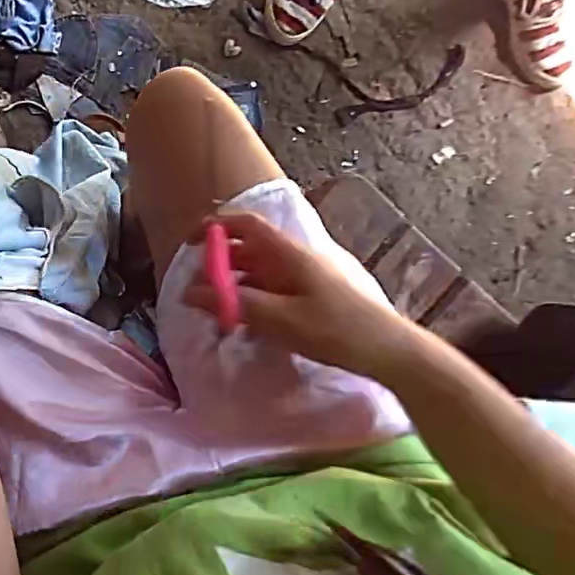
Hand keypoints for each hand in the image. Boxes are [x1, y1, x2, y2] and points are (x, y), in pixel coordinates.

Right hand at [183, 211, 420, 377]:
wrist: (385, 349)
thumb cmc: (334, 330)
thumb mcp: (280, 319)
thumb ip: (235, 304)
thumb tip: (191, 293)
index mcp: (288, 254)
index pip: (245, 225)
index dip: (215, 226)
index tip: (189, 244)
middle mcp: (293, 259)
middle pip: (246, 249)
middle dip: (217, 265)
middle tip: (197, 292)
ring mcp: (301, 277)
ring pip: (256, 272)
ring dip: (232, 286)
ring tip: (215, 311)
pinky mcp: (308, 296)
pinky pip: (269, 289)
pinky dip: (250, 299)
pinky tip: (243, 322)